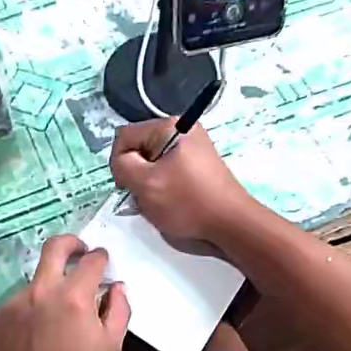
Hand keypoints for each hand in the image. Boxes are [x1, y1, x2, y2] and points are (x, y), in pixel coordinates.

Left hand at [0, 236, 130, 350]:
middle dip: (72, 243)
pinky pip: (22, 300)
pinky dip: (35, 306)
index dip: (102, 257)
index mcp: (73, 296)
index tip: (104, 261)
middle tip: (81, 251)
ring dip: (52, 285)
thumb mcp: (111, 347)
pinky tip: (40, 332)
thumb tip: (117, 287)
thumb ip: (119, 310)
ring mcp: (16, 301)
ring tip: (60, 315)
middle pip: (55, 247)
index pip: (91, 260)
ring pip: (38, 278)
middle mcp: (42, 290)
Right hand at [110, 119, 258, 244]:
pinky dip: (164, 189)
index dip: (120, 164)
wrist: (231, 224)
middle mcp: (182, 130)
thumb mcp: (145, 184)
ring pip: (152, 165)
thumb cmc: (187, 202)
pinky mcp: (199, 167)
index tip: (129, 187)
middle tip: (148, 197)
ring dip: (150, 186)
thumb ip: (122, 165)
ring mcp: (193, 149)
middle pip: (139, 150)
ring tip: (162, 204)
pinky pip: (169, 174)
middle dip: (137, 175)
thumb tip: (122, 162)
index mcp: (169, 126)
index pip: (124, 138)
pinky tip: (173, 204)